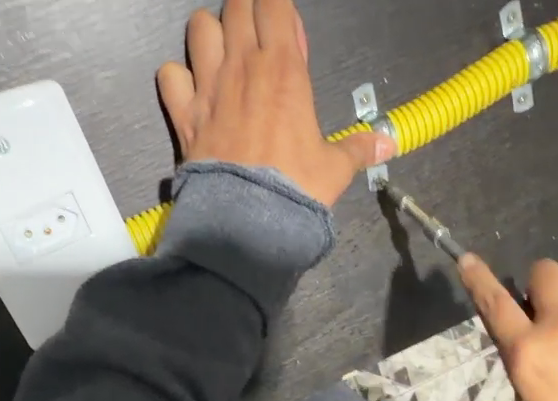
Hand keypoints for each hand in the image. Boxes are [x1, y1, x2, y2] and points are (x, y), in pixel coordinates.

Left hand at [156, 0, 394, 206]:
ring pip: (200, 27)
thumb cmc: (296, 190)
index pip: (275, 2)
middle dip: (248, 9)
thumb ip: (359, 149)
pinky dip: (178, 77)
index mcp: (284, 68)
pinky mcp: (185, 114)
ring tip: (223, 55)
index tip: (287, 29)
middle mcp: (243, 66)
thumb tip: (389, 145)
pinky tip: (192, 91)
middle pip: (237, 4)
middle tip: (259, 34)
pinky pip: (169, 74)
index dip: (279, 6)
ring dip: (211, 33)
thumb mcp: (335, 169)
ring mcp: (209, 87)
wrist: (249, 222)